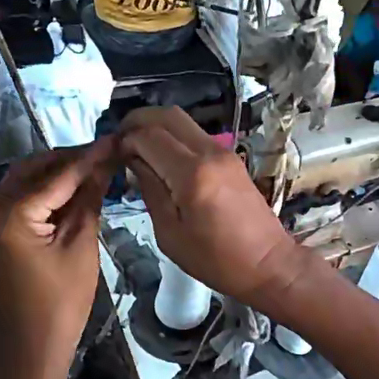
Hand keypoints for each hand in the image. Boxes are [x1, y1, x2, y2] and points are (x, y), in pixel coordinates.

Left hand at [0, 139, 117, 378]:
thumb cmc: (60, 306)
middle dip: (70, 159)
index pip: (58, 173)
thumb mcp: (80, 249)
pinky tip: (73, 193)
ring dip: (57, 174)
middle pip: (34, 169)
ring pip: (26, 182)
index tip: (116, 140)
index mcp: (12, 213)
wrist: (28, 355)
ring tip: (95, 170)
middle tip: (106, 155)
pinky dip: (46, 193)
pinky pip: (21, 201)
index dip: (90, 155)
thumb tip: (103, 166)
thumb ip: (88, 201)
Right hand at [117, 107, 312, 311]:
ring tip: (136, 148)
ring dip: (156, 126)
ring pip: (182, 120)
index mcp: (191, 174)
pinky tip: (161, 158)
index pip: (148, 136)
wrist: (268, 263)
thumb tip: (133, 161)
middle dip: (138, 121)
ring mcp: (223, 151)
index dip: (125, 139)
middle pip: (167, 115)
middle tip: (120, 140)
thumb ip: (150, 190)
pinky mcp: (230, 158)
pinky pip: (195, 134)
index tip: (111, 153)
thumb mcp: (170, 234)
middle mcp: (208, 152)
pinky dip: (173, 136)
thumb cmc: (215, 259)